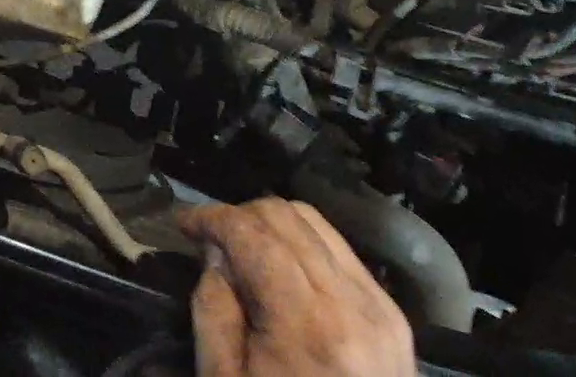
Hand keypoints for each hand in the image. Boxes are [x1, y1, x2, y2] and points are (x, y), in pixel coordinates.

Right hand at [179, 198, 413, 376]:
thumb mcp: (223, 375)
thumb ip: (213, 304)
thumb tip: (217, 254)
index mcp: (308, 324)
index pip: (252, 232)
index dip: (209, 217)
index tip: (182, 225)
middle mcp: (353, 304)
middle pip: (284, 216)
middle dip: (238, 215)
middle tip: (210, 239)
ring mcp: (380, 308)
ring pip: (315, 223)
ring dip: (270, 224)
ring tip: (244, 249)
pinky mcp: (393, 316)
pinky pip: (339, 250)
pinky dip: (301, 243)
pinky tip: (280, 269)